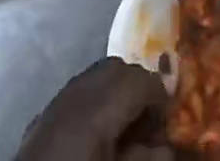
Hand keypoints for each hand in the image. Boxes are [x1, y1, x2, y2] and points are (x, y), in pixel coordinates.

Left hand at [16, 57, 173, 160]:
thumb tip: (168, 147)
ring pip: (99, 74)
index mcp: (99, 106)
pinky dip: (99, 98)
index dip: (161, 95)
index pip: (141, 78)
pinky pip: (82, 88)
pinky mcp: (48, 110)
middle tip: (151, 123)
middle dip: (140, 88)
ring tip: (127, 126)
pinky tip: (102, 128)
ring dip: (119, 91)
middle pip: (119, 68)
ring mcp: (60, 96)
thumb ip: (145, 158)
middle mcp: (79, 90)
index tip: (171, 118)